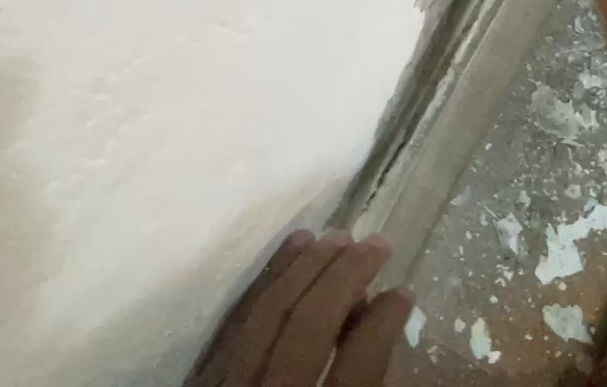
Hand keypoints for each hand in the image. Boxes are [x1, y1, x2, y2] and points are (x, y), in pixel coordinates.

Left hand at [186, 230, 413, 386]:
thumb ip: (365, 383)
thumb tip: (378, 325)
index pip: (357, 369)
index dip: (384, 323)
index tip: (404, 292)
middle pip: (308, 328)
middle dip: (347, 276)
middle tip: (379, 243)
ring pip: (268, 313)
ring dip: (307, 267)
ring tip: (339, 236)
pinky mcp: (202, 383)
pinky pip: (236, 319)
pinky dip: (267, 279)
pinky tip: (291, 248)